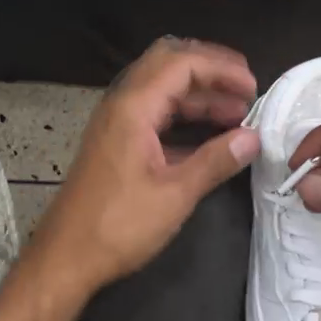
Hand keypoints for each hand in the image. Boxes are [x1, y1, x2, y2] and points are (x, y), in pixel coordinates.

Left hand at [28, 38, 259, 292]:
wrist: (66, 258)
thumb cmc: (118, 227)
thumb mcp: (175, 195)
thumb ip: (216, 161)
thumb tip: (253, 138)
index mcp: (133, 107)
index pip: (182, 62)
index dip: (223, 68)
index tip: (254, 88)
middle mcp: (120, 105)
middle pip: (167, 64)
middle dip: (210, 72)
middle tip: (245, 90)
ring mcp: (115, 125)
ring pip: (160, 91)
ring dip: (198, 97)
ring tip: (236, 116)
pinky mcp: (114, 145)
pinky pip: (152, 116)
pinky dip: (182, 119)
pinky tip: (209, 140)